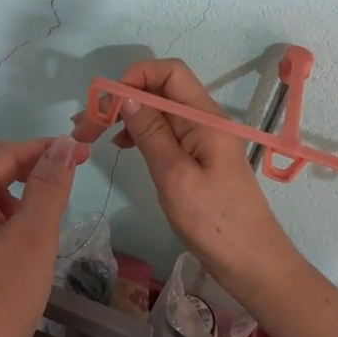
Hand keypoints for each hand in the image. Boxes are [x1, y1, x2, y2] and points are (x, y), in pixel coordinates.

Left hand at [0, 136, 88, 336]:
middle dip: (13, 158)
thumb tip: (61, 144)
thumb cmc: (0, 299)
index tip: (84, 152)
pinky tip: (31, 241)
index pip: (4, 152)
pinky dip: (6, 214)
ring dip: (10, 188)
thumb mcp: (33, 237)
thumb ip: (48, 186)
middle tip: (49, 176)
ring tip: (44, 215)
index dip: (44, 149)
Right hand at [83, 58, 291, 282]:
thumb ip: (150, 132)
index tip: (106, 102)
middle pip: (158, 89)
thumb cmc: (214, 221)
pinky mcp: (197, 156)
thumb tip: (125, 94)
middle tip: (85, 124)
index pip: (169, 71)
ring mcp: (201, 138)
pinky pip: (163, 130)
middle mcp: (204, 120)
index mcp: (205, 118)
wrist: (253, 265)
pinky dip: (138, 132)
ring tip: (93, 135)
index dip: (135, 75)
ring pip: (157, 110)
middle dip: (121, 97)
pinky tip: (120, 146)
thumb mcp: (175, 176)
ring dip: (125, 115)